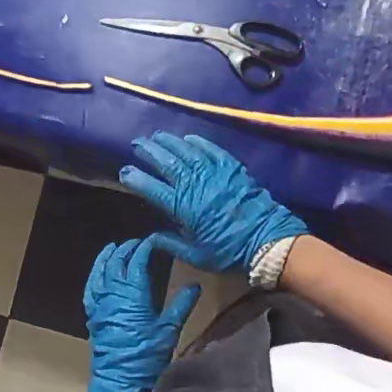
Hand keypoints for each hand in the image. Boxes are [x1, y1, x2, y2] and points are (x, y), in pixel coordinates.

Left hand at [81, 236, 201, 391]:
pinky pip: (90, 287)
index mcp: (133, 294)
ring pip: (100, 272)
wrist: (120, 378)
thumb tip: (195, 284)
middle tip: (136, 243)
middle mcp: (112, 294)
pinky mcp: (92, 314)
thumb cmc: (147, 355)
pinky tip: (98, 271)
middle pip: (116, 263)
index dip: (144, 248)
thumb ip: (182, 304)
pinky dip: (94, 274)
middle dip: (126, 250)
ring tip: (114, 247)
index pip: (136, 262)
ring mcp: (99, 303)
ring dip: (107, 257)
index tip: (153, 240)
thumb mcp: (169, 330)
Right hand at [119, 132, 306, 274]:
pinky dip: (198, 142)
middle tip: (138, 143)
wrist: (267, 240)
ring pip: (186, 151)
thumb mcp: (196, 255)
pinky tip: (188, 138)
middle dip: (150, 151)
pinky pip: (211, 150)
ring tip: (157, 136)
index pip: (152, 188)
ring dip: (170, 142)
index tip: (125, 171)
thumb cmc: (229, 251)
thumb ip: (172, 243)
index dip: (136, 178)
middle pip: (167, 163)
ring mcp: (214, 174)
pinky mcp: (232, 168)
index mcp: (182, 208)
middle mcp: (194, 186)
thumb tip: (152, 237)